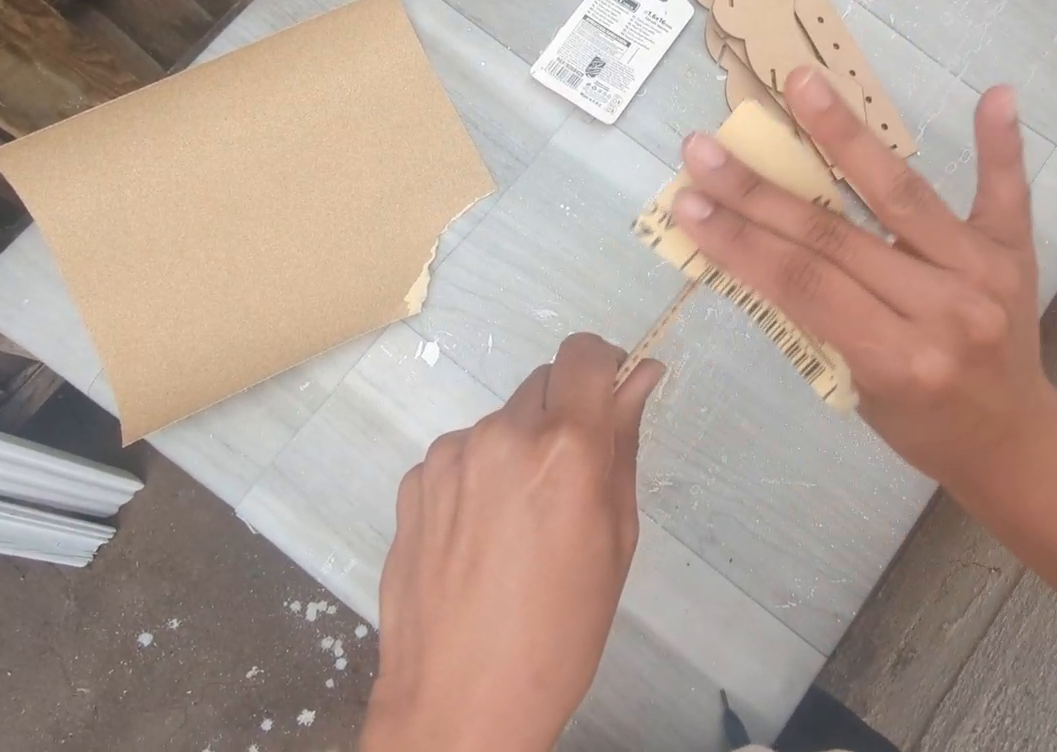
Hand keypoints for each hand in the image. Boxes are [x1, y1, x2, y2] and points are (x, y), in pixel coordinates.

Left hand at [361, 334, 664, 751]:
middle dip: (565, 413)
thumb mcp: (615, 537)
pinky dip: (480, 474)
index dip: (603, 364)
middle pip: (544, 382)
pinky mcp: (414, 481)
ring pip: (503, 420)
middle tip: (570, 478)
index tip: (609, 395)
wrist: (458, 704)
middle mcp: (502, 433)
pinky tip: (480, 535)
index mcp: (565, 447)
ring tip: (519, 521)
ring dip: (520, 447)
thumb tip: (641, 376)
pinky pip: (463, 454)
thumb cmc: (561, 631)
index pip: (583, 352)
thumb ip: (624, 443)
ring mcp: (449, 455)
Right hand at [672, 68, 1056, 506]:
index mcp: (897, 358)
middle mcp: (945, 311)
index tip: (687, 203)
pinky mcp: (1018, 254)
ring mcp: (985, 276)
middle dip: (759, 192)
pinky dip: (1000, 145)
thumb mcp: (856, 390)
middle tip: (705, 148)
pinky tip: (993, 95)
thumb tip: (756, 248)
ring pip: (902, 196)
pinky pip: (1007, 192)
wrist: (1013, 443)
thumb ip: (815, 321)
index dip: (740, 244)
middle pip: (835, 238)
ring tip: (802, 84)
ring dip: (844, 135)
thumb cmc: (920, 426)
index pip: (803, 287)